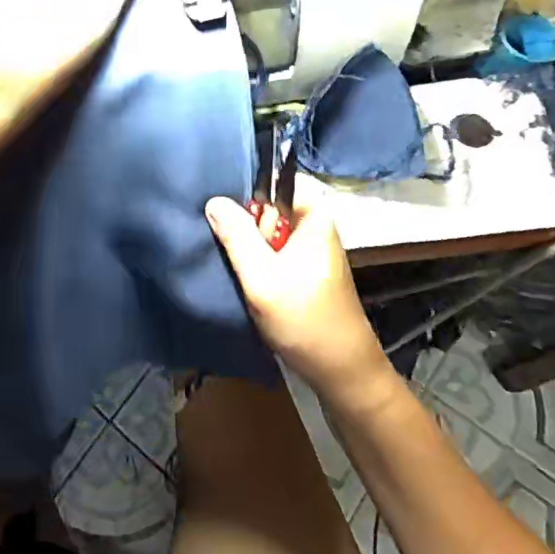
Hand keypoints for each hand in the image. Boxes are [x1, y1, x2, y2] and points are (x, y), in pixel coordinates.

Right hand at [204, 197, 398, 408]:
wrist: (341, 371)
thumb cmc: (304, 320)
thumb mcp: (262, 277)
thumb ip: (236, 237)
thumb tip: (214, 200)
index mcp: (314, 216)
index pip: (274, 182)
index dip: (246, 195)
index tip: (220, 216)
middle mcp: (315, 226)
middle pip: (269, 209)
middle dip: (245, 224)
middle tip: (224, 247)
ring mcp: (311, 250)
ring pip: (269, 234)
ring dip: (249, 248)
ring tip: (230, 263)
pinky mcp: (305, 271)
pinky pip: (275, 253)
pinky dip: (258, 263)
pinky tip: (245, 278)